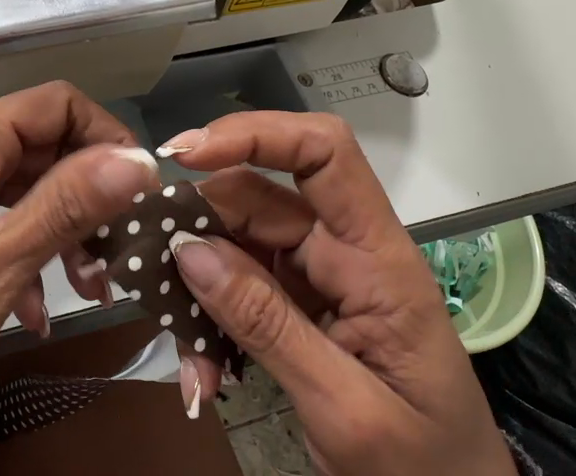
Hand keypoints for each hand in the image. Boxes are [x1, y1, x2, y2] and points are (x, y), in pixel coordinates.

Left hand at [0, 82, 159, 471]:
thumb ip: (66, 206)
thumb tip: (139, 159)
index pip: (60, 104)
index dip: (108, 141)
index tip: (141, 200)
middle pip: (44, 145)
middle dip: (89, 197)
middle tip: (119, 259)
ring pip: (24, 184)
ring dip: (61, 232)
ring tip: (87, 289)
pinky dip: (24, 250)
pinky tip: (35, 308)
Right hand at [159, 111, 515, 475]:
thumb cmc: (427, 471)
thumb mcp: (348, 411)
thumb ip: (269, 327)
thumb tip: (188, 250)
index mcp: (378, 258)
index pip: (323, 154)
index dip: (256, 134)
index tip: (185, 154)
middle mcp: (343, 253)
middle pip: (257, 200)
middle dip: (198, 229)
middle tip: (148, 272)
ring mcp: (318, 280)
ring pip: (234, 245)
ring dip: (196, 290)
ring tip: (185, 354)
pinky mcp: (297, 309)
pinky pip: (235, 291)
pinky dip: (207, 324)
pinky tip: (202, 372)